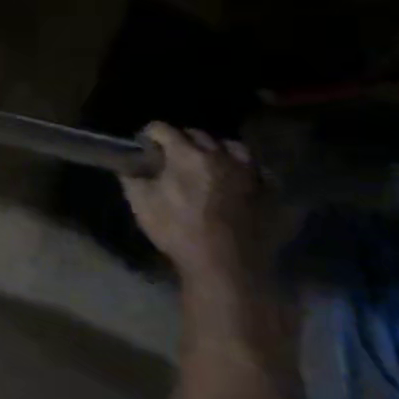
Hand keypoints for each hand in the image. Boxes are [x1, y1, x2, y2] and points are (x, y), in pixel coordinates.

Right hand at [121, 123, 269, 285]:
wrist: (228, 270)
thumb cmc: (179, 232)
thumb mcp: (141, 203)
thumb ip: (131, 176)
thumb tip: (128, 163)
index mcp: (186, 155)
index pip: (162, 128)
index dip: (149, 135)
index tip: (144, 147)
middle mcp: (219, 156)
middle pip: (197, 134)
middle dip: (182, 140)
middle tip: (173, 158)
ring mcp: (249, 175)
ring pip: (233, 147)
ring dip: (218, 151)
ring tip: (210, 165)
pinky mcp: (270, 195)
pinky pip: (259, 172)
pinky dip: (247, 171)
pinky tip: (238, 182)